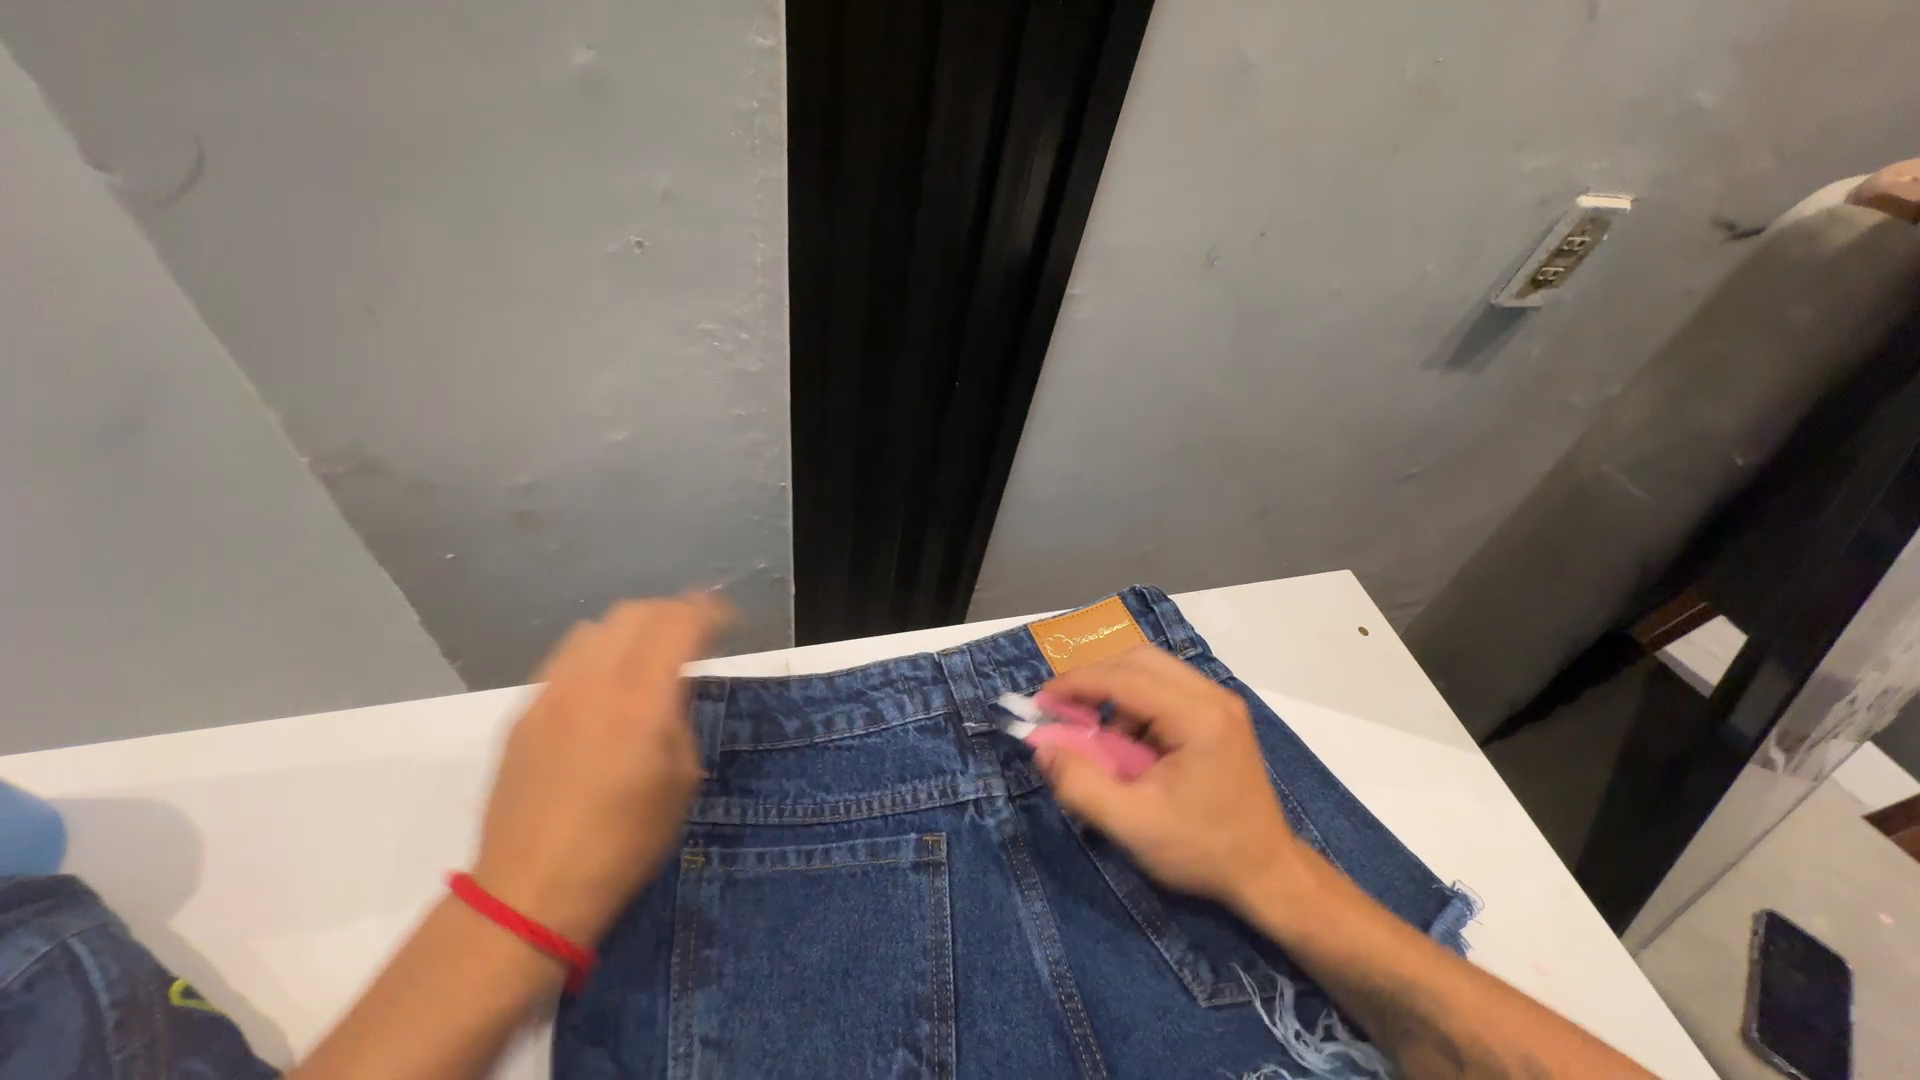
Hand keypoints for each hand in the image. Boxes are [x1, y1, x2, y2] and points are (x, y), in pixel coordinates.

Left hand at [472, 594, 728, 945]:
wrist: (532, 888)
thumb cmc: (625, 844)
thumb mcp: (680, 781)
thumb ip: (680, 719)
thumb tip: (674, 687)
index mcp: (640, 702)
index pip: (678, 625)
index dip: (709, 611)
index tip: (728, 618)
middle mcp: (592, 683)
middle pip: (634, 613)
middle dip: (672, 612)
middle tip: (694, 630)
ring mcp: (549, 694)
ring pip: (594, 630)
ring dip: (630, 629)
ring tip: (647, 653)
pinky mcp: (523, 713)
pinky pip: (564, 661)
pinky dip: (596, 656)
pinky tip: (604, 688)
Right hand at [1036, 646, 1305, 912]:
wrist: (1266, 872)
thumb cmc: (1201, 850)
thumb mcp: (1132, 825)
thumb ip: (1081, 785)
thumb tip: (1043, 748)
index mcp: (1197, 718)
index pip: (1125, 679)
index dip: (1077, 684)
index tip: (1041, 702)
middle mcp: (1213, 697)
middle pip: (1139, 661)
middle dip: (1094, 680)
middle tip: (1062, 709)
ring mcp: (1221, 704)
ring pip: (1153, 671)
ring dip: (1115, 693)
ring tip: (1094, 734)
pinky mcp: (1220, 716)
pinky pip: (1167, 690)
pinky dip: (1136, 706)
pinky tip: (1126, 744)